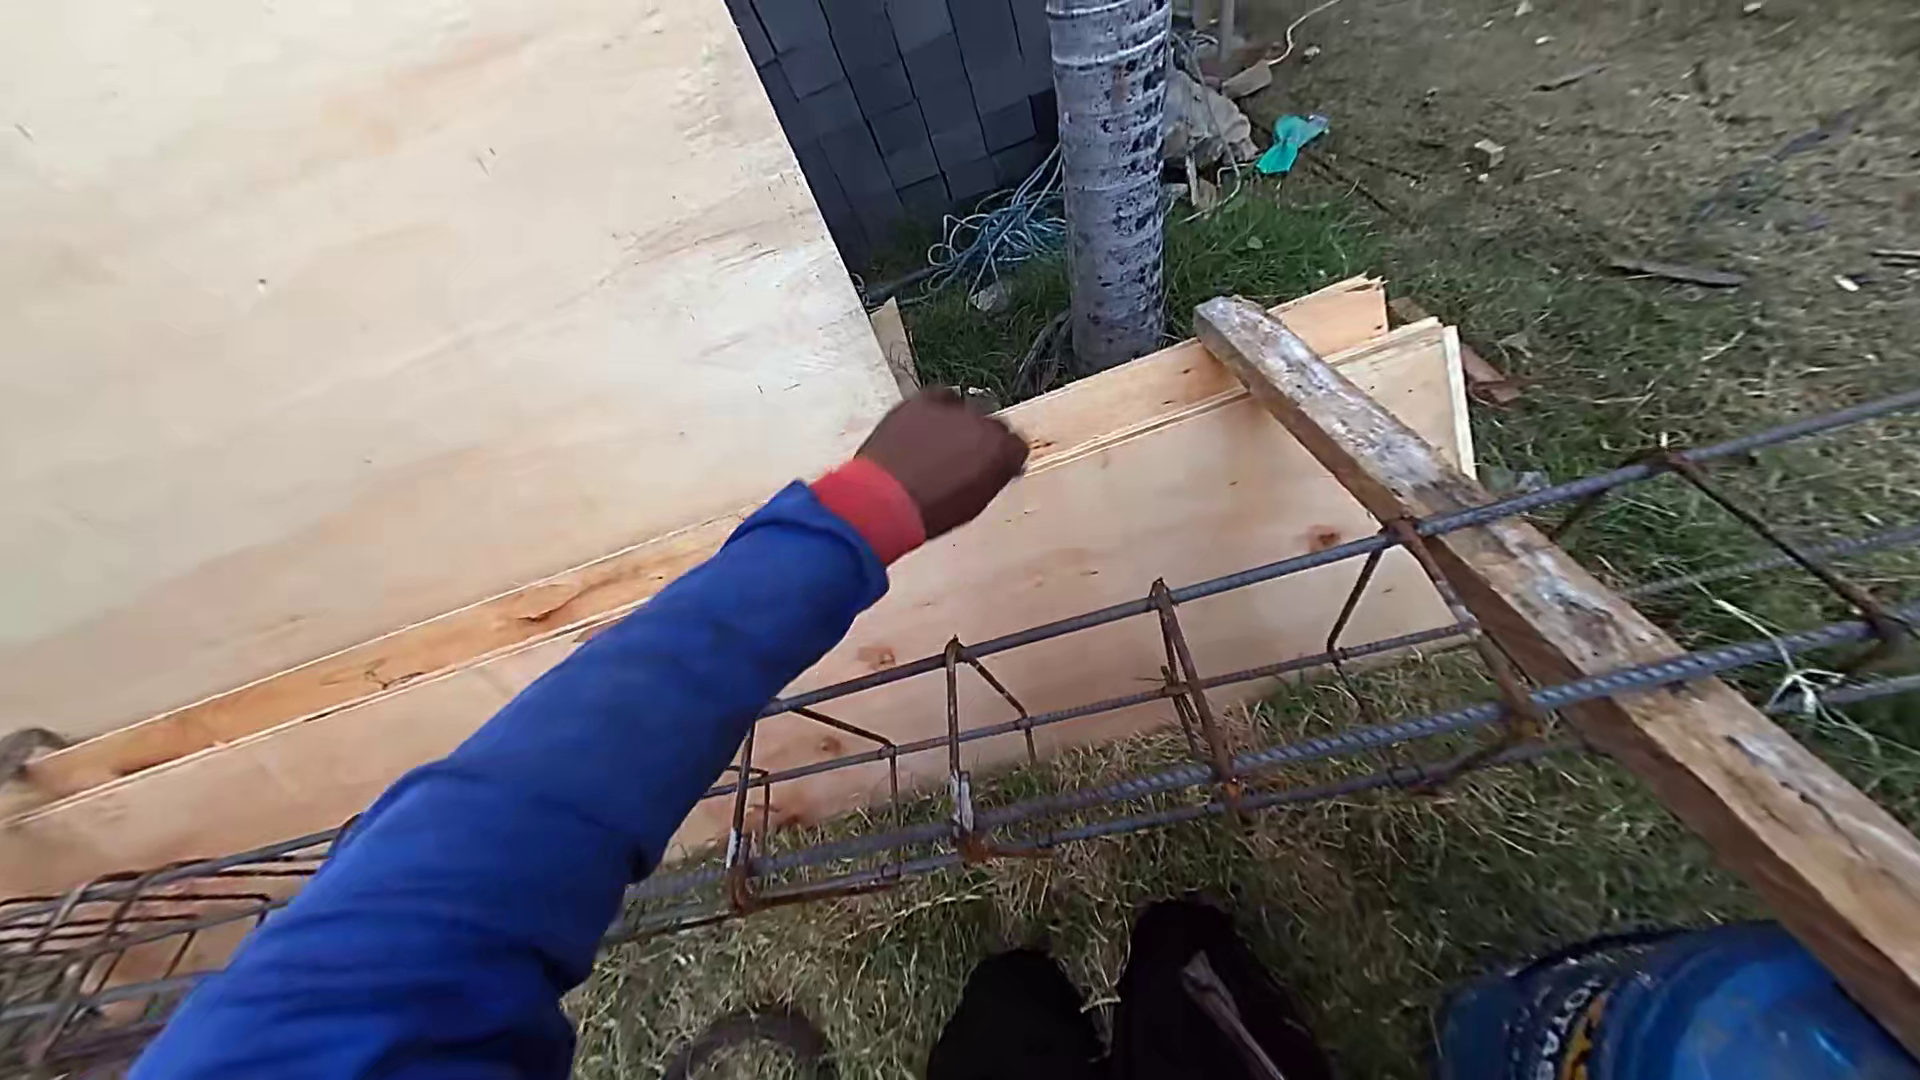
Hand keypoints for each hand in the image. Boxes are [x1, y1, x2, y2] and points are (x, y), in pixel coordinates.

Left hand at [857, 388, 1028, 539]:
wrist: (885, 499)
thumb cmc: (929, 511)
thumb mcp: (973, 503)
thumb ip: (990, 479)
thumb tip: (993, 471)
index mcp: (1003, 452)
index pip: (1016, 447)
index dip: (1003, 459)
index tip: (993, 468)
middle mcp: (984, 424)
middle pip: (992, 426)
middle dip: (981, 441)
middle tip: (961, 460)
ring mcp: (953, 408)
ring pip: (966, 410)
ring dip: (958, 425)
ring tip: (937, 446)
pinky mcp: (924, 400)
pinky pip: (939, 397)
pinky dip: (935, 411)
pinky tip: (925, 427)